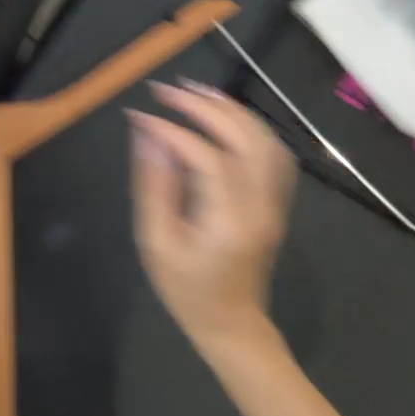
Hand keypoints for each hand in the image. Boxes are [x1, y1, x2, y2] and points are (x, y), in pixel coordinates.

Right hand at [129, 80, 296, 355]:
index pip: (207, 158)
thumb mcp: (156, 241)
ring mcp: (273, 204)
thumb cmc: (186, 288)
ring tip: (195, 93)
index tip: (139, 115)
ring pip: (265, 142)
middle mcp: (259, 206)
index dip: (173, 130)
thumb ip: (154, 186)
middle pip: (244, 140)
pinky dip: (249, 128)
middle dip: (205, 107)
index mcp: (228, 220)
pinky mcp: (274, 203)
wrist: (231, 324)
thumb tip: (148, 135)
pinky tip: (224, 118)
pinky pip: (272, 155)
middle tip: (166, 91)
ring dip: (232, 111)